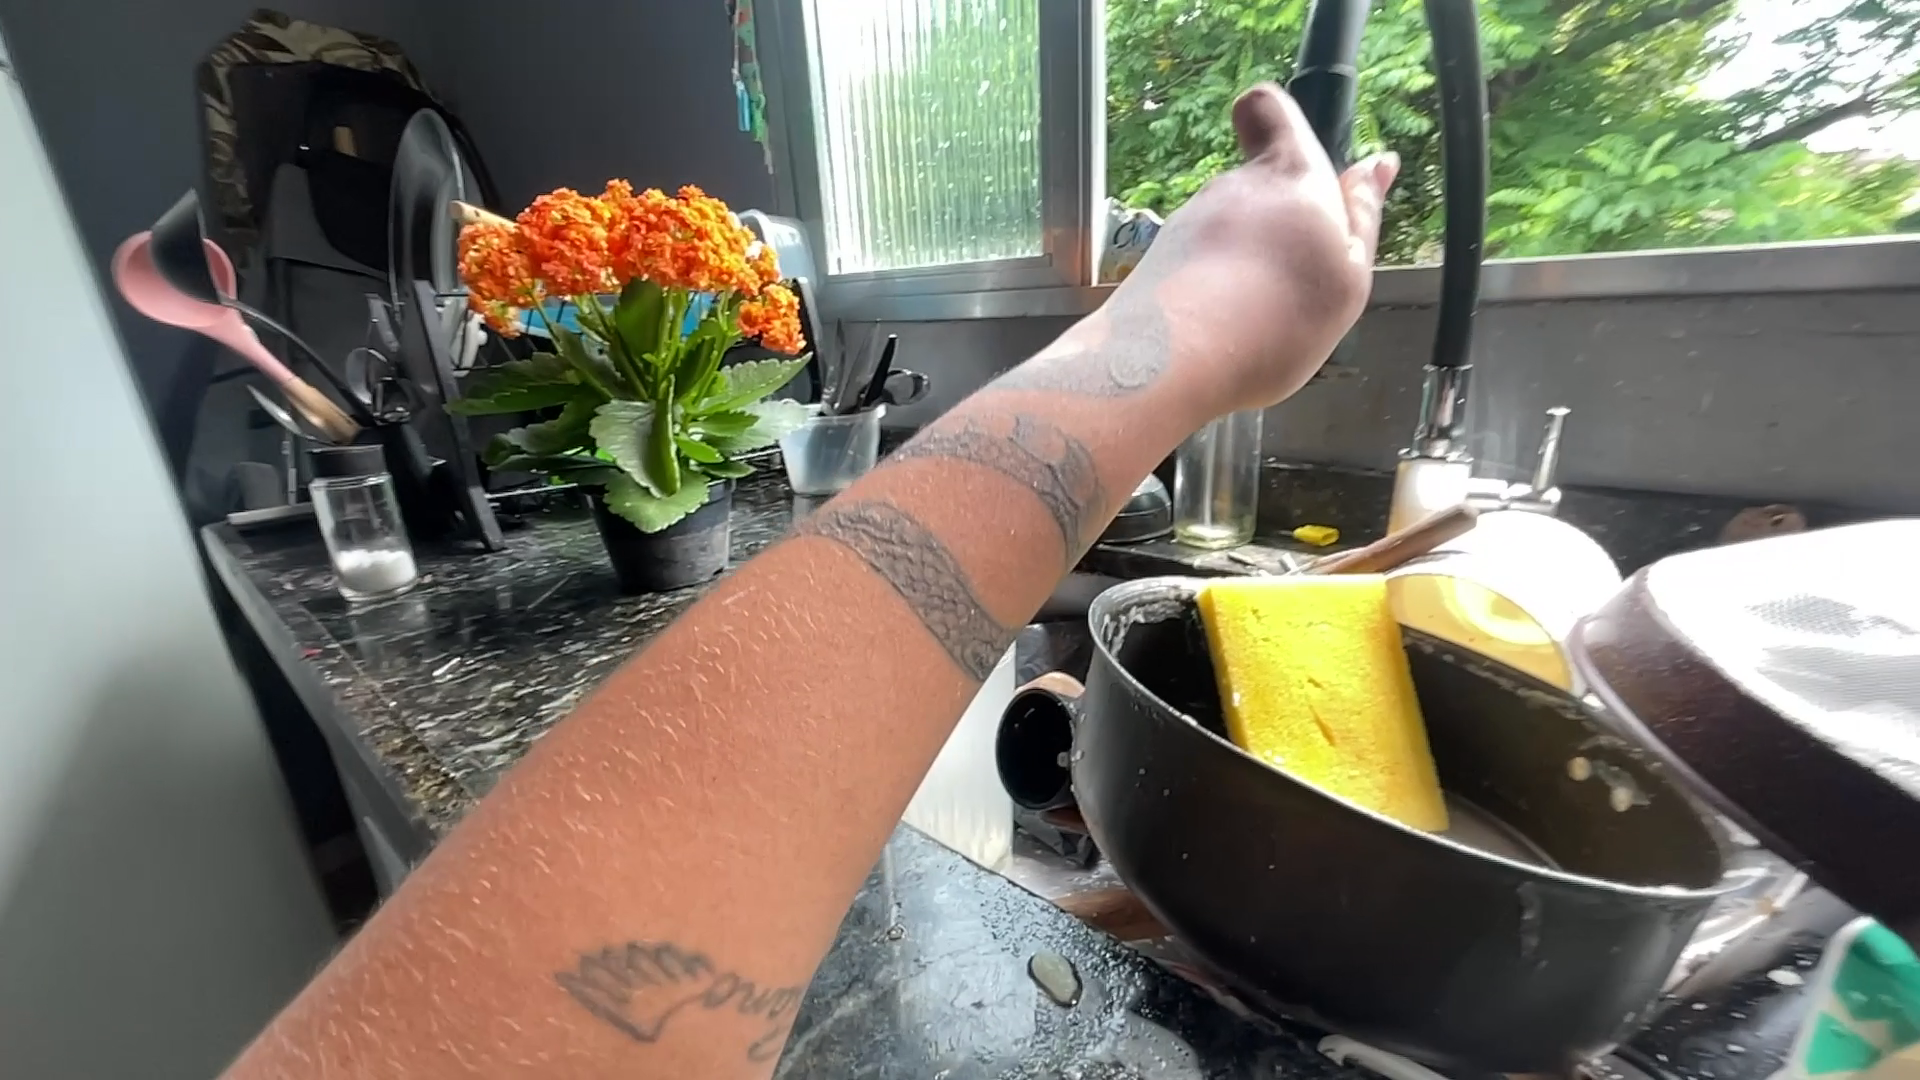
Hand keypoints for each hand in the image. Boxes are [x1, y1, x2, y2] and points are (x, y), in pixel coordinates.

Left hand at [1105, 83, 1398, 415]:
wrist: (1174, 364)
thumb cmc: (1278, 321)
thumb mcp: (1348, 277)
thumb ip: (1362, 217)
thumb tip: (1375, 166)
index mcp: (1289, 175)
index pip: (1270, 109)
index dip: (1274, 119)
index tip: (1285, 149)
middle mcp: (1229, 189)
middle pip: (1251, 190)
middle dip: (1268, 227)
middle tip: (1287, 285)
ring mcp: (1183, 226)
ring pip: (1218, 237)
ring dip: (1234, 267)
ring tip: (1248, 320)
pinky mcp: (1150, 265)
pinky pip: (1187, 272)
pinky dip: (1203, 295)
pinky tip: (1213, 336)